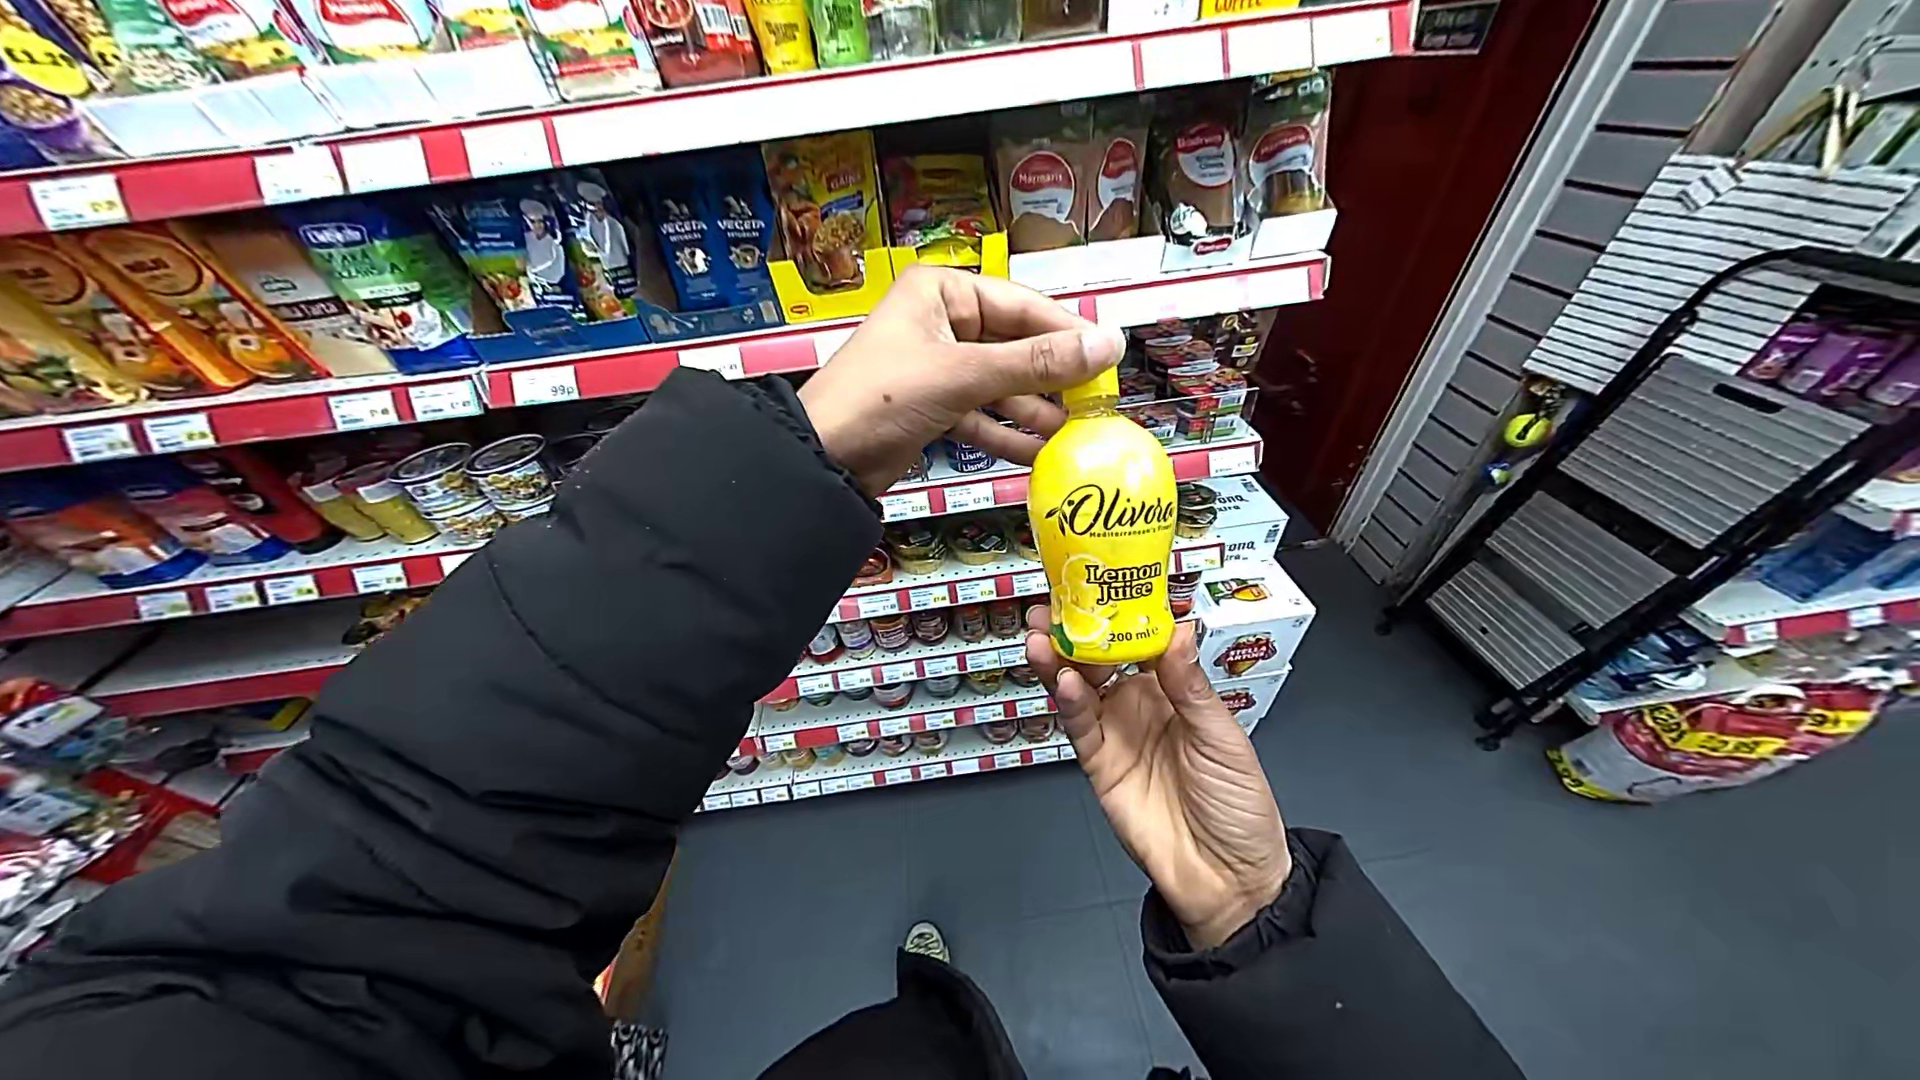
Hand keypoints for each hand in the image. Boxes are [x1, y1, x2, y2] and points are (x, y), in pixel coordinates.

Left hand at [798, 266, 1126, 495]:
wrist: (825, 459)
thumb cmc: (879, 398)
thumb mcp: (963, 375)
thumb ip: (1036, 363)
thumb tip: (1105, 345)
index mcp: (942, 293)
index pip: (1021, 305)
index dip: (1066, 333)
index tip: (1107, 356)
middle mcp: (941, 325)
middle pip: (1013, 347)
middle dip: (1051, 379)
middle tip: (1093, 402)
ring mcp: (937, 369)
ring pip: (1000, 385)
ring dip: (1033, 411)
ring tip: (1071, 433)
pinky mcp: (933, 408)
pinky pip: (981, 416)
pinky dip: (1005, 434)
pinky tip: (1036, 452)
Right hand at [1025, 607, 1290, 947]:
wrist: (1227, 878)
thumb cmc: (1238, 802)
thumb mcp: (1222, 738)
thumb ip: (1191, 686)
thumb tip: (1178, 627)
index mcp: (1170, 689)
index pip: (1137, 640)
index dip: (1116, 614)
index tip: (1097, 584)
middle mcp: (1136, 703)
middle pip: (1097, 659)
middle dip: (1073, 632)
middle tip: (1049, 604)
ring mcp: (1114, 732)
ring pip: (1077, 687)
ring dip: (1058, 660)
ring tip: (1041, 634)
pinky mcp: (1098, 763)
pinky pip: (1079, 727)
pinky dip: (1069, 703)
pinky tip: (1062, 680)